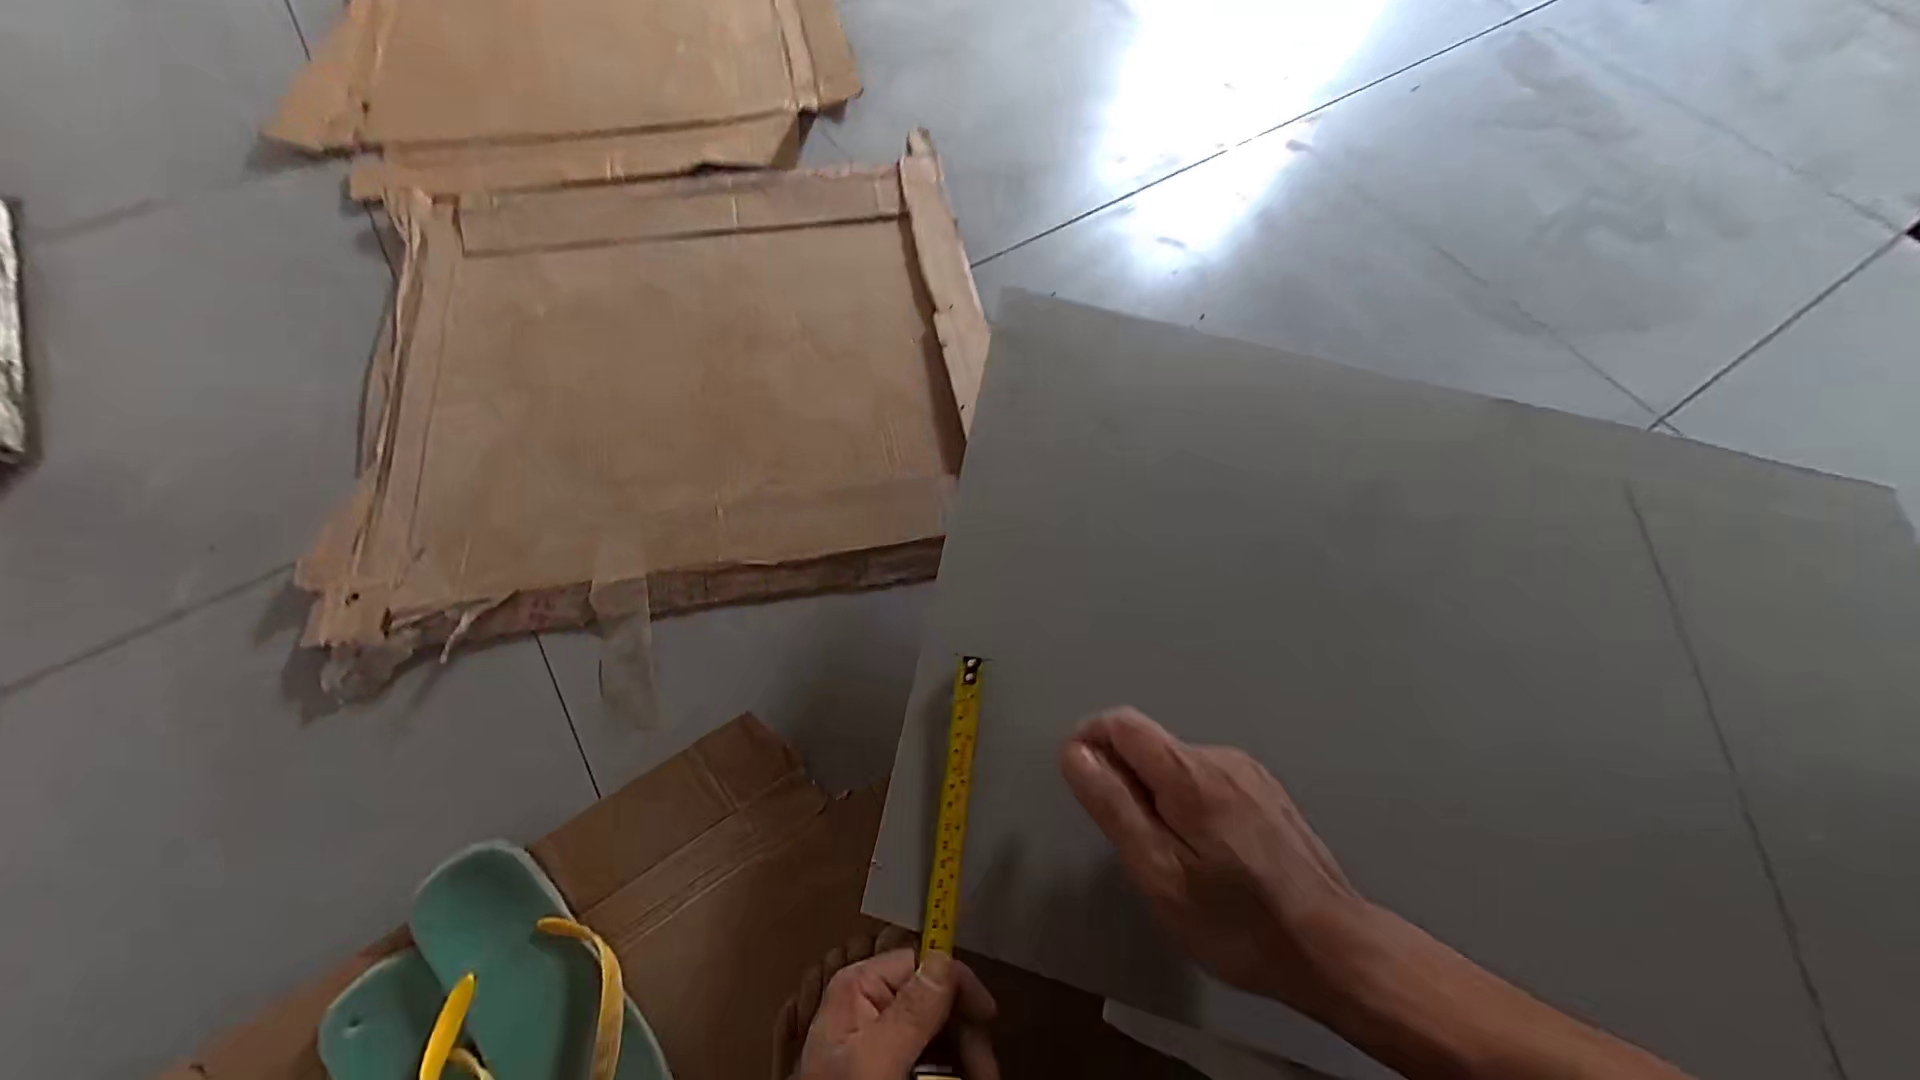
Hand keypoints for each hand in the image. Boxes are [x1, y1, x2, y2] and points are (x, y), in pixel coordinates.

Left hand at [795, 949, 998, 1079]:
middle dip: (965, 1030)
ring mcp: (878, 1034)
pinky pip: (928, 1054)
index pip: (922, 961)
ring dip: (963, 1053)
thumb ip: (910, 1010)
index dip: (959, 984)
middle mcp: (870, 1001)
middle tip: (984, 1071)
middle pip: (935, 996)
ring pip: (938, 1027)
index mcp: (860, 985)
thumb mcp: (876, 1062)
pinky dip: (949, 1069)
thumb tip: (945, 958)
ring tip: (978, 1079)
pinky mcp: (886, 1063)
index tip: (987, 1018)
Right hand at [1059, 707, 1366, 1011]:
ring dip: (1155, 793)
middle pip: (1149, 743)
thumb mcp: (1158, 872)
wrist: (1335, 950)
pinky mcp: (1265, 790)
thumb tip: (1075, 753)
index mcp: (1190, 772)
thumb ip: (1113, 805)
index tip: (1084, 786)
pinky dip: (1186, 802)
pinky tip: (1207, 852)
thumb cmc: (1236, 921)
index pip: (1120, 723)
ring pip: (1176, 764)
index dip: (1089, 742)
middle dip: (1123, 778)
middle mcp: (1219, 757)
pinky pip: (1205, 779)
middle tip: (1131, 842)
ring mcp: (1248, 772)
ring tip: (1172, 856)